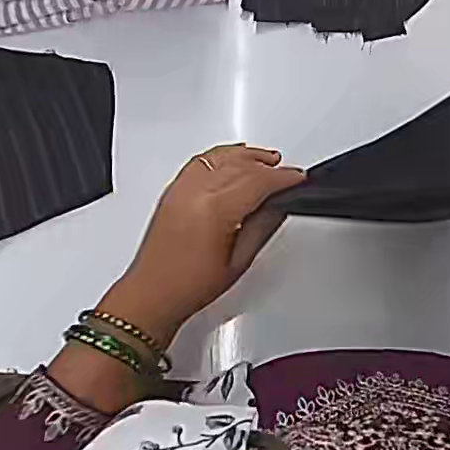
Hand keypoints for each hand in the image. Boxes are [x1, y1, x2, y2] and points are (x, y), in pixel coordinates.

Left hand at [99, 144, 305, 344]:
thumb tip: (278, 204)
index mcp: (215, 209)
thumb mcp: (239, 260)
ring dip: (247, 156)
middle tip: (286, 174)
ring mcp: (182, 188)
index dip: (283, 178)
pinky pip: (201, 161)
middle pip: (241, 166)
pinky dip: (222, 155)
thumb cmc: (188, 285)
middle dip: (268, 166)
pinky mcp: (173, 190)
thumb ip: (262, 225)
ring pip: (221, 157)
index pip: (258, 181)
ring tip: (266, 160)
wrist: (152, 295)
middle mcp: (196, 192)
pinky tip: (233, 157)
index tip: (297, 178)